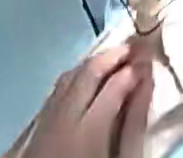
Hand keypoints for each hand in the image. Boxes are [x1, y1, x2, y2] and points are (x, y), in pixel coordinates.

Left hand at [11, 43, 151, 157]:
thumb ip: (133, 124)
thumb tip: (145, 85)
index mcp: (89, 129)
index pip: (116, 85)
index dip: (135, 71)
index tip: (150, 64)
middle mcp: (65, 118)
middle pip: (89, 72)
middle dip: (114, 56)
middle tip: (134, 50)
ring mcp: (45, 122)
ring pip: (69, 76)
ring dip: (92, 63)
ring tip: (112, 61)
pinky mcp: (32, 132)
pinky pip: (55, 91)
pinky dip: (73, 78)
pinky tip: (82, 83)